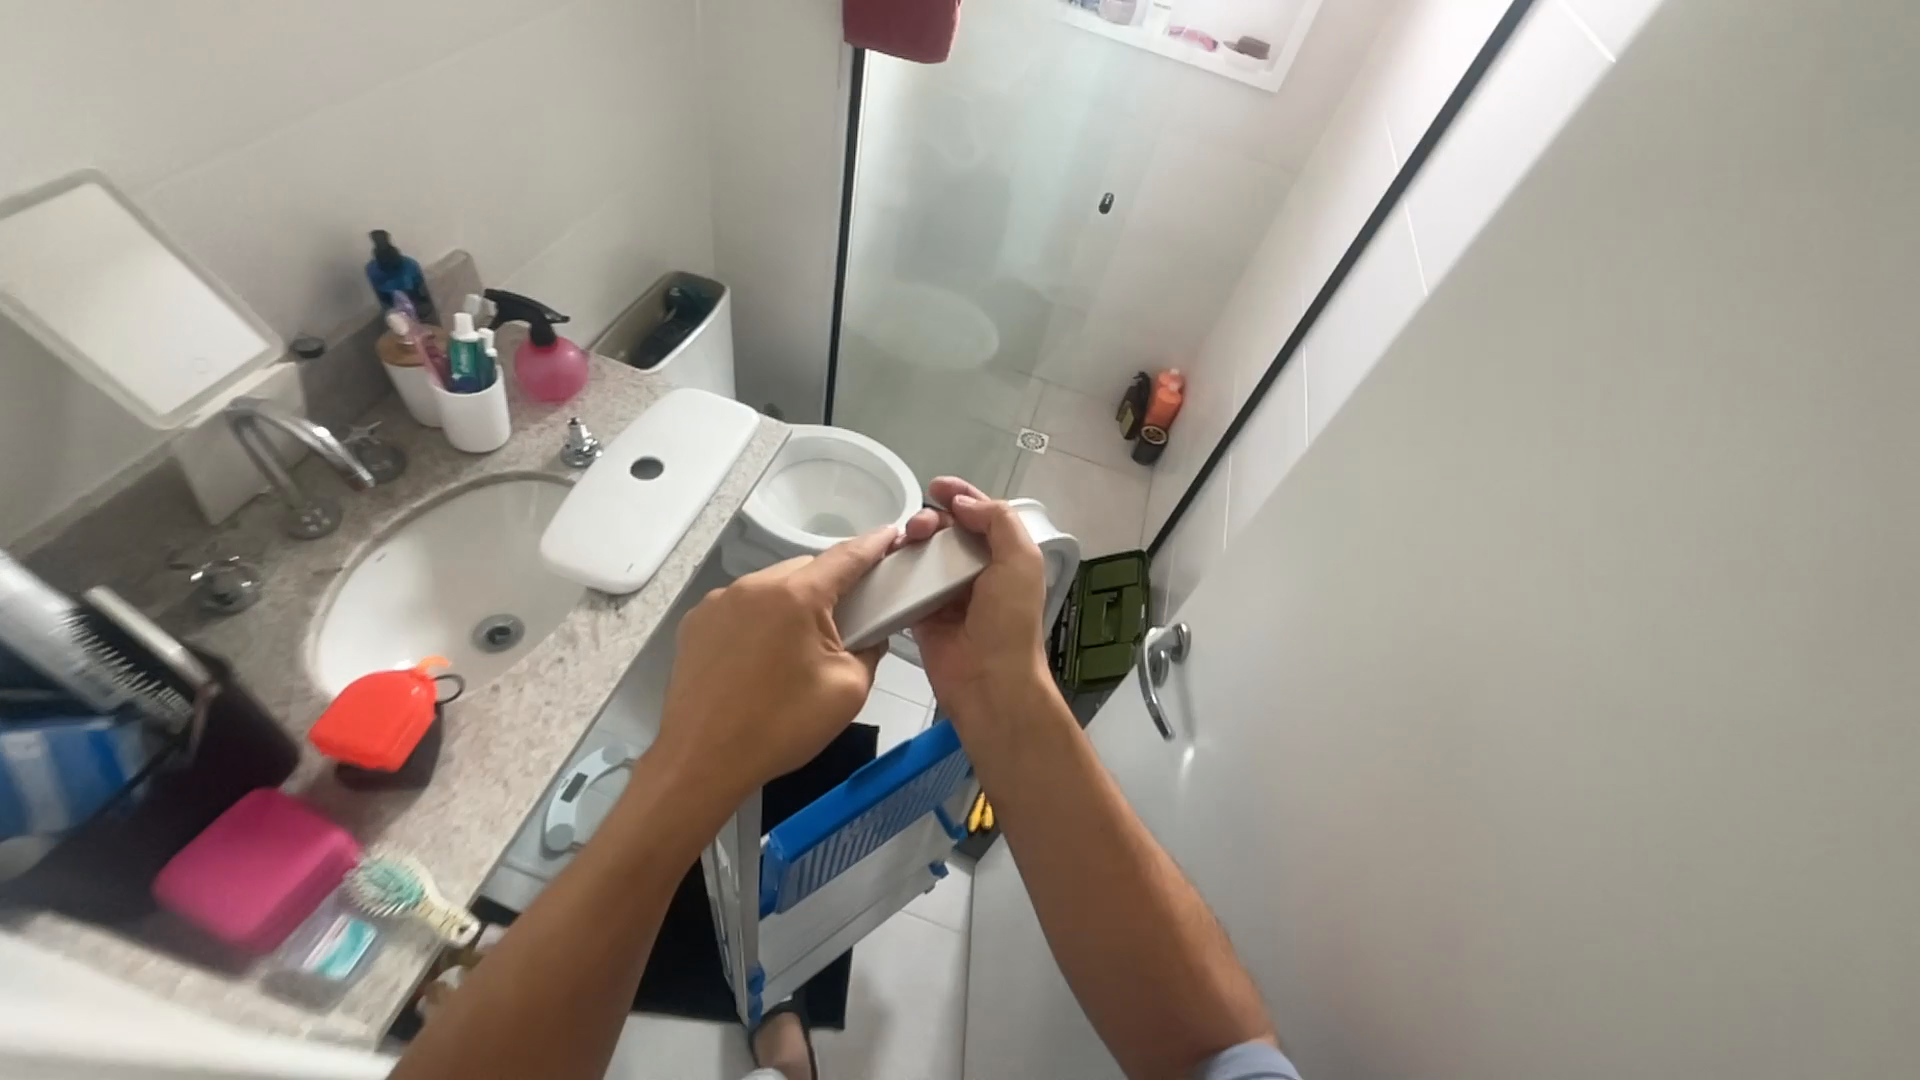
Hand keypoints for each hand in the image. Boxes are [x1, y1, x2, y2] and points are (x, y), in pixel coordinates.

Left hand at [656, 527, 895, 799]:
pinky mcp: (696, 624)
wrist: (702, 763)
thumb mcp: (849, 689)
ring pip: (772, 585)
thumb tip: (869, 633)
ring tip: (800, 646)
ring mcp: (718, 603)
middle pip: (807, 569)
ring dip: (794, 601)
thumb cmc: (782, 727)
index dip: (874, 545)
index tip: (893, 535)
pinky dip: (761, 617)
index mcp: (796, 596)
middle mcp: (753, 586)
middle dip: (832, 586)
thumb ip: (870, 648)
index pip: (846, 557)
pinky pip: (742, 606)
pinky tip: (762, 656)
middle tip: (849, 620)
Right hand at [901, 478, 1052, 723]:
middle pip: (947, 532)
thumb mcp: (1021, 560)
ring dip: (910, 541)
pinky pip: (903, 584)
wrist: (989, 681)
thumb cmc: (1010, 621)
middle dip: (932, 519)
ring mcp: (946, 593)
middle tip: (920, 526)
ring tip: (903, 541)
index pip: (981, 516)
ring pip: (923, 554)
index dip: (961, 495)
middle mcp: (975, 572)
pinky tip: (883, 559)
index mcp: (1004, 557)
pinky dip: (893, 569)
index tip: (936, 485)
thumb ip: (998, 521)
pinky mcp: (920, 614)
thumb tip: (962, 503)